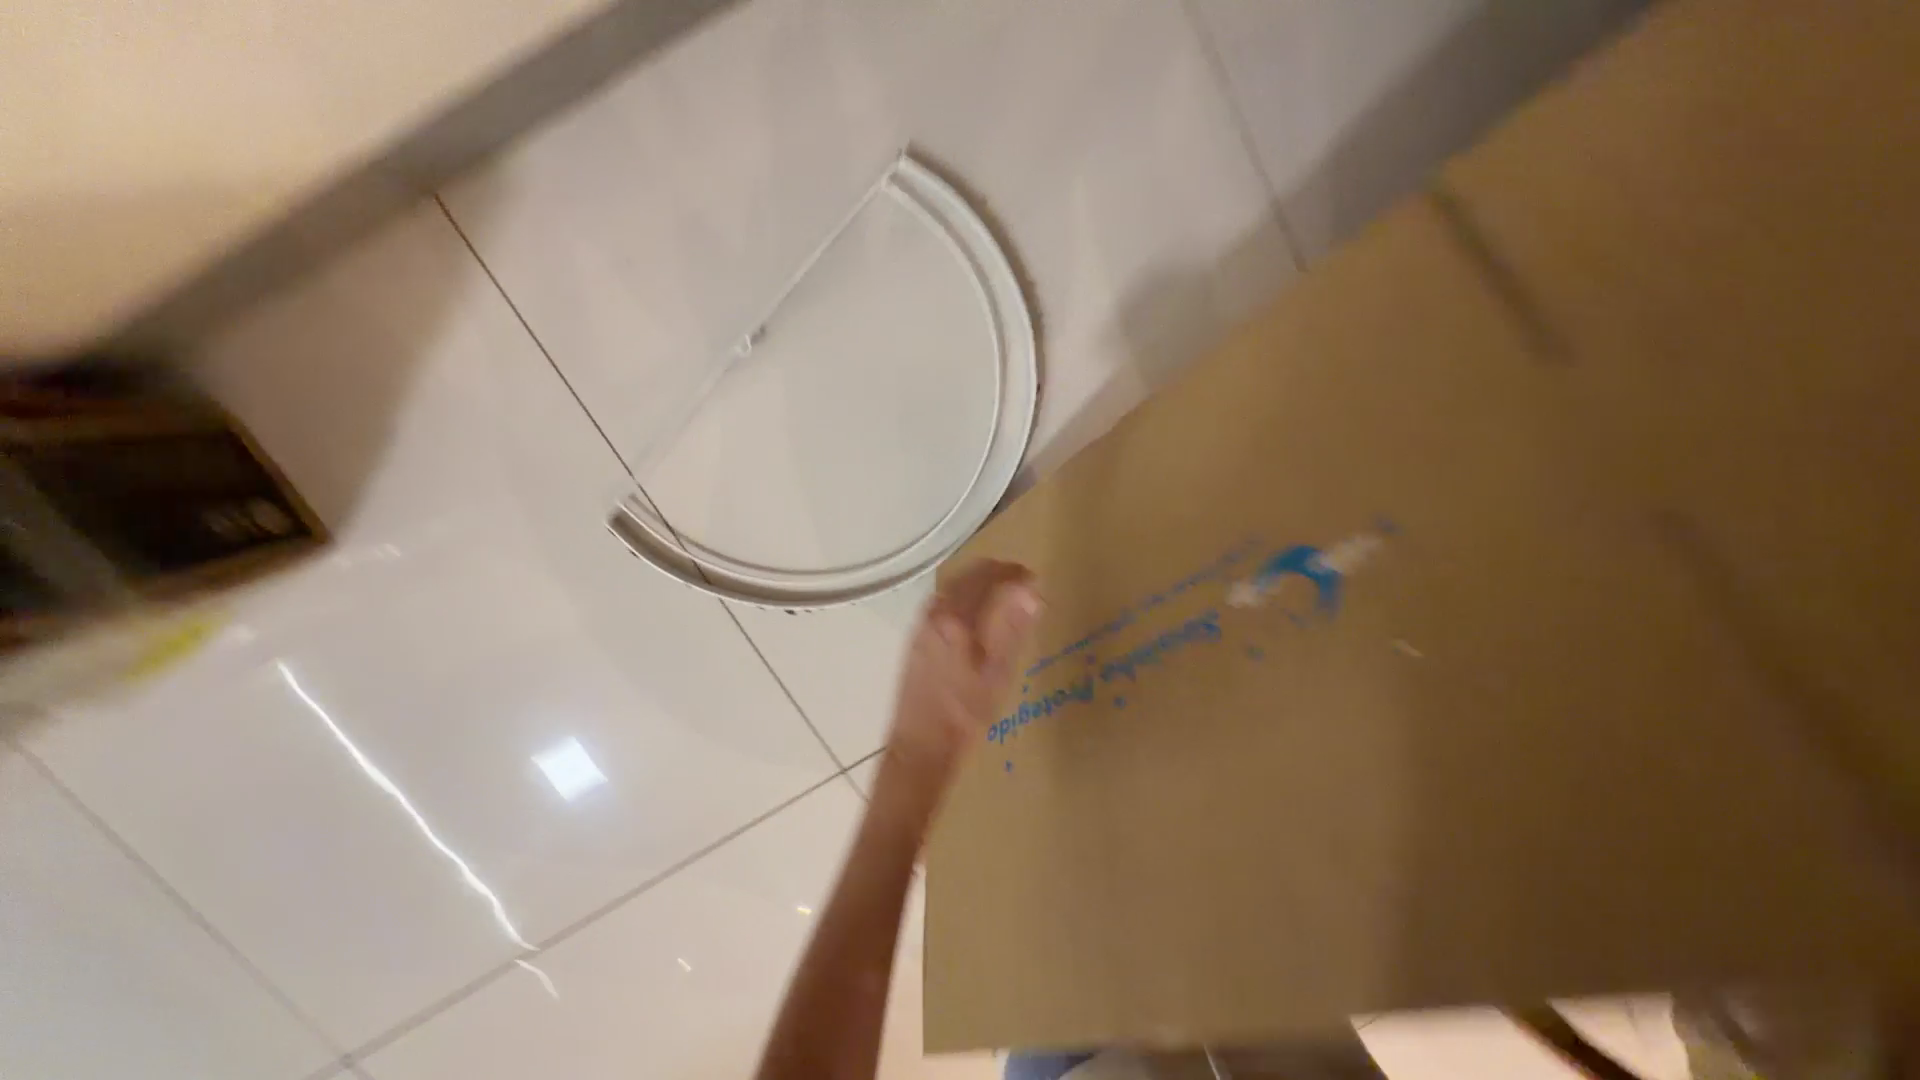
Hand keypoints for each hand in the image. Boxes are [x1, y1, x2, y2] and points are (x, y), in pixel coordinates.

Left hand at [882, 560, 1040, 787]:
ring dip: (975, 582)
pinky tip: (972, 611)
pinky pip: (940, 604)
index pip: (986, 578)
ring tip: (1000, 589)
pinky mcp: (916, 642)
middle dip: (994, 572)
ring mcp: (921, 628)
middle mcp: (933, 616)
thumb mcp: (997, 675)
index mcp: (955, 619)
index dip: (1013, 573)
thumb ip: (1013, 630)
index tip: (1034, 577)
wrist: (919, 747)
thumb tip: (1031, 592)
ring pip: (950, 589)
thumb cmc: (964, 716)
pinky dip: (961, 596)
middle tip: (1019, 577)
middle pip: (964, 578)